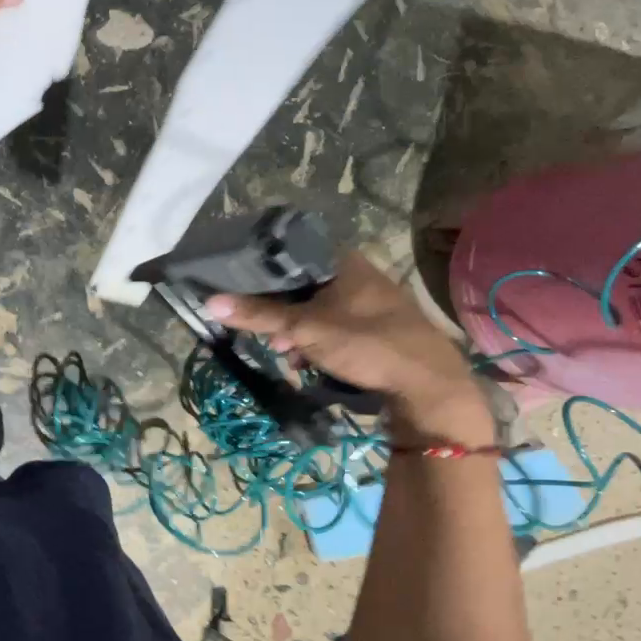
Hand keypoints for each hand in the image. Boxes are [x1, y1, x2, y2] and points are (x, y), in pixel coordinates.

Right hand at [205, 254, 493, 443]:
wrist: (431, 388)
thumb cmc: (367, 344)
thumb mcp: (304, 329)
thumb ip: (258, 314)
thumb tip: (209, 302)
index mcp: (344, 262)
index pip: (289, 252)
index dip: (260, 269)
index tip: (238, 286)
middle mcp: (358, 274)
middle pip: (300, 283)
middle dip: (276, 308)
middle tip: (260, 328)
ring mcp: (371, 301)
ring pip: (315, 306)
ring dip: (293, 328)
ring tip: (282, 350)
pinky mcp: (378, 326)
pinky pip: (333, 323)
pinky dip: (315, 338)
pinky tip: (306, 360)